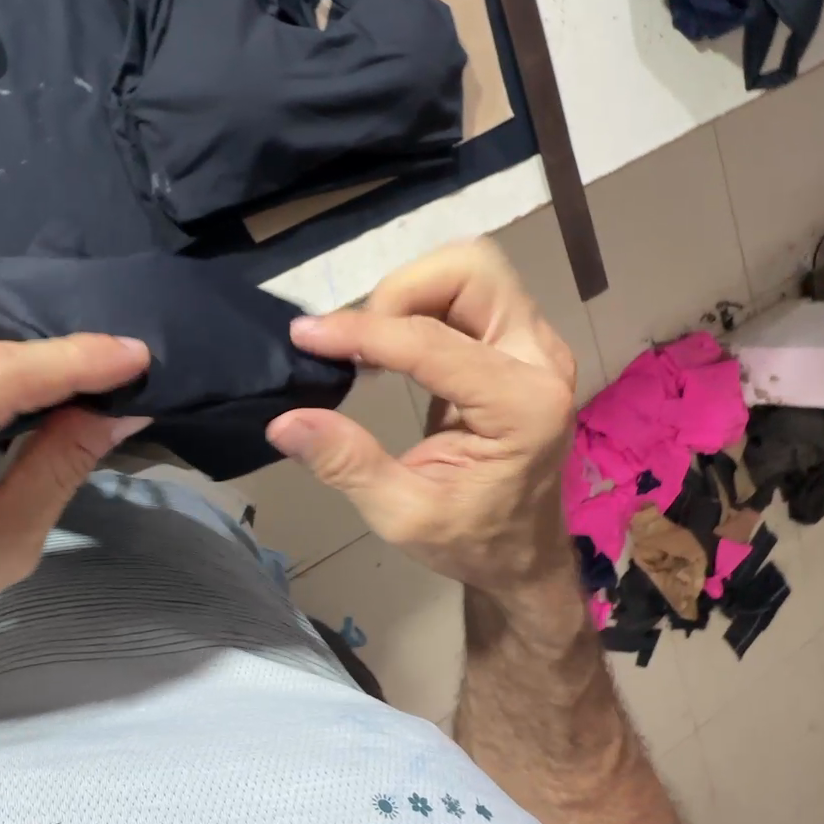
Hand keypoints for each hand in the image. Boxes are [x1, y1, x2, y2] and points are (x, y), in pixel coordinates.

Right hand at [267, 240, 577, 596]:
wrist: (521, 552)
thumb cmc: (469, 540)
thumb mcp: (401, 515)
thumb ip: (347, 464)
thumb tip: (283, 422)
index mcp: (521, 408)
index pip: (432, 342)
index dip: (361, 332)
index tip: (304, 335)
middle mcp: (539, 360)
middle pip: (472, 273)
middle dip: (400, 292)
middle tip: (358, 343)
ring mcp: (534, 345)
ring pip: (471, 271)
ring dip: (410, 292)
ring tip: (371, 343)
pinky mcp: (519, 341)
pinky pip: (467, 293)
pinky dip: (419, 303)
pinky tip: (390, 346)